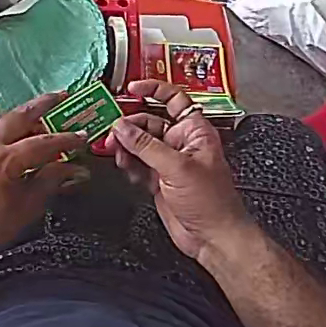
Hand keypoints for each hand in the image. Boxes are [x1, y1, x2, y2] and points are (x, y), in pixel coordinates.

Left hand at [0, 92, 87, 260]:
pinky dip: (12, 130)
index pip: (42, 143)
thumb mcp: (31, 203)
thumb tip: (77, 168)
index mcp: (2, 162)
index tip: (82, 137)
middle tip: (64, 97)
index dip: (65, 140)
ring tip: (49, 116)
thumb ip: (54, 178)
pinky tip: (26, 134)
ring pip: (6, 121)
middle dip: (44, 105)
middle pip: (20, 117)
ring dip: (28, 118)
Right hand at [101, 80, 255, 259]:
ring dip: (125, 147)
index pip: (174, 100)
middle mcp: (181, 143)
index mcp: (194, 132)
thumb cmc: (211, 202)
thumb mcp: (177, 167)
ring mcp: (168, 162)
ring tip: (116, 153)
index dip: (154, 90)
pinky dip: (128, 164)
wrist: (212, 237)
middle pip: (149, 123)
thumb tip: (123, 128)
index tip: (132, 89)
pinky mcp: (158, 179)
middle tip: (113, 133)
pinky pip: (137, 164)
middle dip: (130, 126)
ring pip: (139, 144)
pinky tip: (126, 168)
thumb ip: (146, 146)